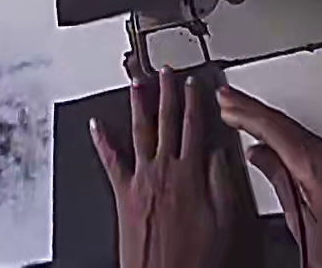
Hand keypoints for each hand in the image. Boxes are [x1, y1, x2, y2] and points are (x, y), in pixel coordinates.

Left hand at [92, 68, 241, 267]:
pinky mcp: (123, 193)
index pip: (194, 125)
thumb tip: (220, 150)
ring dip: (139, 103)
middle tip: (166, 72)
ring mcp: (141, 178)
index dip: (195, 101)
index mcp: (190, 172)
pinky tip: (96, 125)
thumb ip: (223, 181)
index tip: (194, 83)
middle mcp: (164, 168)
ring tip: (137, 82)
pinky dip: (102, 140)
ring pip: (140, 130)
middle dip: (167, 92)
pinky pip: (110, 161)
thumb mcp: (225, 221)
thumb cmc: (195, 259)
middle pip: (167, 120)